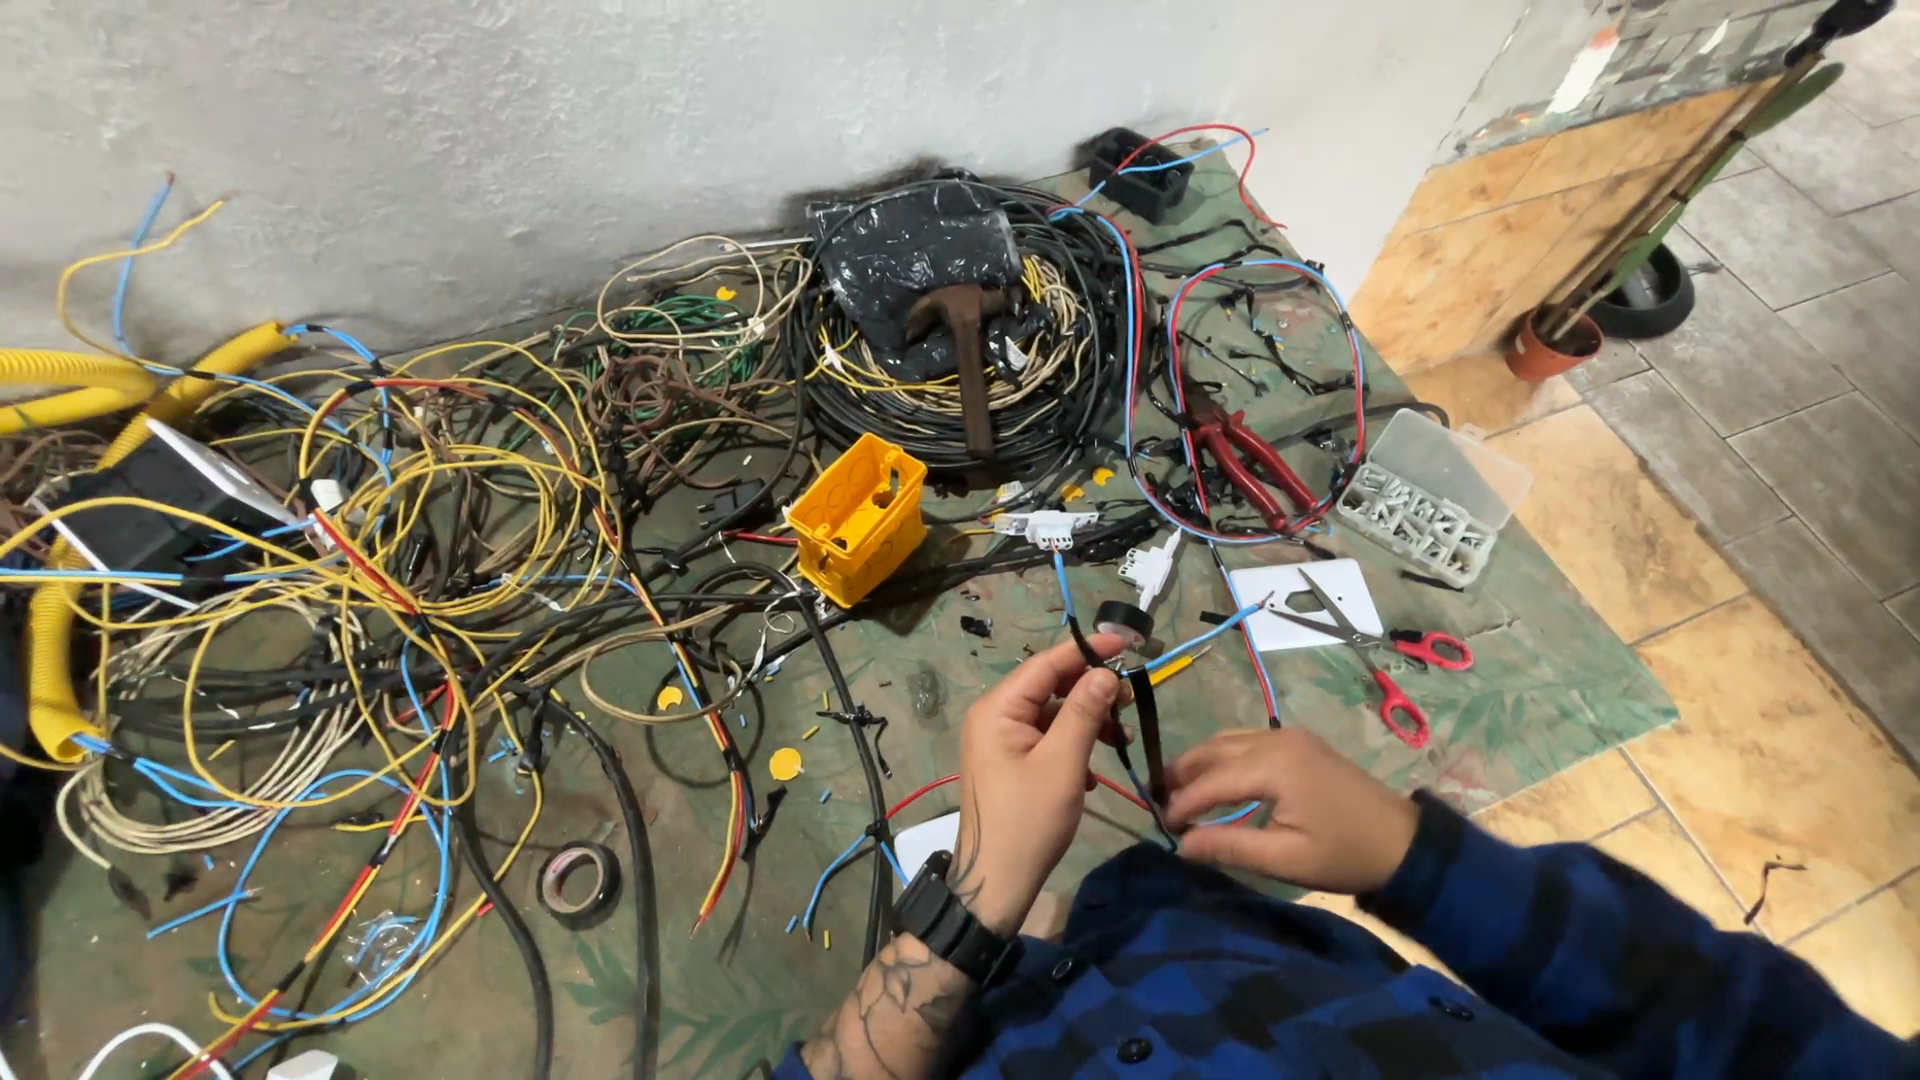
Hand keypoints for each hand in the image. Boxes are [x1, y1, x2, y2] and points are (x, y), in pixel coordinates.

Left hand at [951, 635, 1123, 935]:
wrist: (996, 883)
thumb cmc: (1028, 820)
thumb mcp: (1063, 763)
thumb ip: (1084, 712)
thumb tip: (1104, 673)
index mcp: (997, 708)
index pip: (1045, 664)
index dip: (1086, 651)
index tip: (1125, 643)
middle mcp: (994, 716)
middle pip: (1048, 687)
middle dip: (1091, 690)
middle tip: (1131, 698)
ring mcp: (1000, 741)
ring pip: (1051, 715)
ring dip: (1087, 722)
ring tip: (1122, 737)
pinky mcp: (1010, 763)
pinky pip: (1046, 740)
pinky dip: (1072, 746)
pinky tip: (1092, 773)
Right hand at [1164, 728, 1418, 893]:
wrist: (1406, 843)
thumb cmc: (1345, 855)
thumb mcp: (1286, 860)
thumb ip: (1230, 846)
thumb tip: (1181, 844)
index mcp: (1273, 765)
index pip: (1211, 779)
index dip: (1183, 802)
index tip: (1164, 824)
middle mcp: (1275, 739)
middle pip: (1213, 749)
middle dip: (1182, 773)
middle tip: (1160, 800)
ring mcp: (1288, 735)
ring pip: (1227, 739)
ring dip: (1200, 761)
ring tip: (1180, 788)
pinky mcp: (1297, 740)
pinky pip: (1245, 739)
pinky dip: (1222, 755)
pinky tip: (1215, 776)